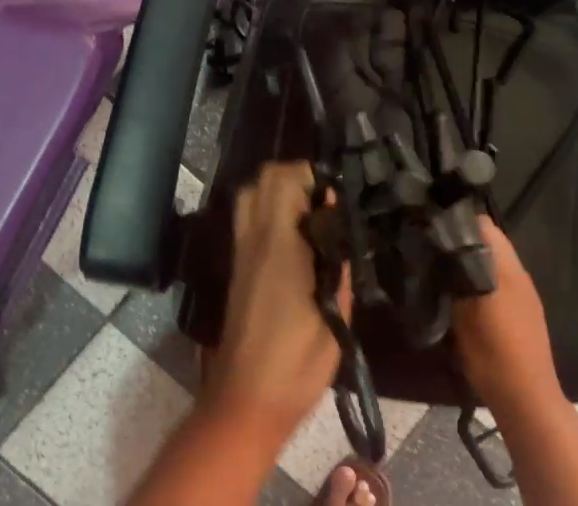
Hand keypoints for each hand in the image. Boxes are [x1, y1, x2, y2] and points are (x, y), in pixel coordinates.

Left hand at [203, 162, 346, 441]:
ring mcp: (241, 253)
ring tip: (312, 219)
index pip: (286, 180)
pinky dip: (269, 213)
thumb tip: (340, 226)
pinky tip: (298, 242)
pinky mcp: (237, 268)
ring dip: (279, 194)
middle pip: (264, 178)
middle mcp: (254, 240)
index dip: (314, 177)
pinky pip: (248, 220)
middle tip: (327, 204)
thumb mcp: (335, 315)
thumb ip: (338, 263)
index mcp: (279, 246)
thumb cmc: (297, 364)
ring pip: (251, 195)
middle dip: (297, 178)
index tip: (339, 197)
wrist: (246, 401)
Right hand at [452, 216, 560, 411]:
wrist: (526, 396)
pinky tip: (465, 297)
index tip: (432, 230)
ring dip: (472, 263)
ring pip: (494, 262)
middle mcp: (518, 272)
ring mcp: (524, 291)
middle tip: (433, 254)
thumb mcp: (462, 313)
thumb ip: (452, 277)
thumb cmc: (492, 352)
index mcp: (504, 266)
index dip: (456, 222)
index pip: (481, 224)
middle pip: (488, 241)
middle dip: (462, 243)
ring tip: (445, 274)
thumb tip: (435, 252)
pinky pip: (501, 281)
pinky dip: (483, 280)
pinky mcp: (525, 309)